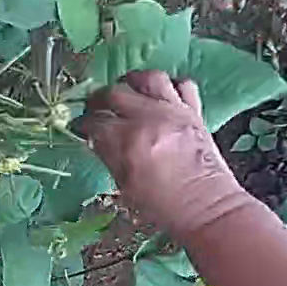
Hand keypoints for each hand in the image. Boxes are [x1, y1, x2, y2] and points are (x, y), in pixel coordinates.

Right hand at [81, 70, 256, 236]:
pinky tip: (160, 97)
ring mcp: (174, 111)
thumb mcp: (123, 183)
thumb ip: (108, 154)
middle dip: (98, 99)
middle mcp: (149, 119)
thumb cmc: (161, 204)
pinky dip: (169, 87)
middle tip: (95, 109)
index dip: (82, 124)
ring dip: (132, 82)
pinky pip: (182, 84)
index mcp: (126, 140)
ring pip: (149, 78)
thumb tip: (95, 138)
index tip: (80, 128)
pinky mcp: (194, 112)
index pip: (94, 122)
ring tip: (126, 91)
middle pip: (114, 93)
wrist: (206, 207)